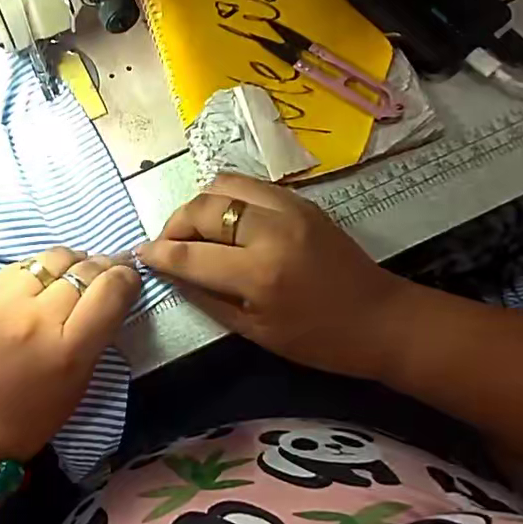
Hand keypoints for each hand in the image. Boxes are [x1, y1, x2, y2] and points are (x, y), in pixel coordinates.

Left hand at [0, 248, 140, 457]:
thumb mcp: (84, 374)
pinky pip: (25, 263)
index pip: (109, 290)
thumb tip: (117, 284)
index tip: (131, 278)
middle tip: (112, 269)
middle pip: (84, 269)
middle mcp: (35, 318)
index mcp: (67, 348)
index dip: (127, 278)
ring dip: (74, 262)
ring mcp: (4, 301)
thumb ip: (102, 326)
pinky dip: (43, 268)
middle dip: (105, 266)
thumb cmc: (40, 408)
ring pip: (55, 256)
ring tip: (77, 273)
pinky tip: (46, 281)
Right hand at [136, 173, 411, 379]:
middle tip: (168, 244)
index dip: (159, 253)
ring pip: (224, 183)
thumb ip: (207, 298)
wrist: (381, 318)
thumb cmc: (318, 339)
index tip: (141, 254)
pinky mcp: (302, 200)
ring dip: (200, 204)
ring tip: (195, 229)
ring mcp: (289, 208)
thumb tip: (170, 272)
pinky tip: (225, 221)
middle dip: (175, 224)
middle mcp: (272, 231)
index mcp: (260, 274)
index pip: (191, 253)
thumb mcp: (255, 332)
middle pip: (203, 208)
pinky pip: (250, 185)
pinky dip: (227, 198)